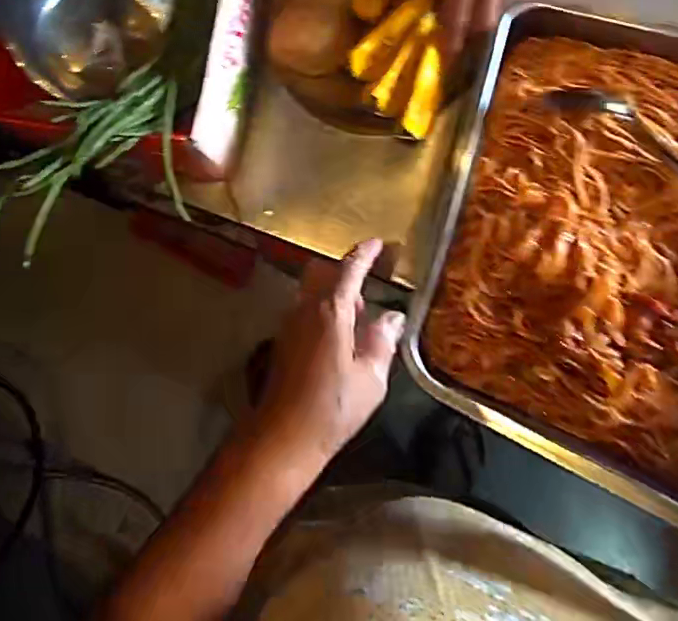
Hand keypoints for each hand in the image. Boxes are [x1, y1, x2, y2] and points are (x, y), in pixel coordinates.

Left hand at [251, 239, 403, 467]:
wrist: (284, 435)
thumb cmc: (333, 407)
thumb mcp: (371, 378)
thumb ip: (382, 341)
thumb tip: (394, 317)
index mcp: (330, 311)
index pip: (348, 269)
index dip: (365, 254)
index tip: (378, 243)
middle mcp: (305, 308)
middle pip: (323, 272)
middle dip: (346, 270)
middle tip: (371, 281)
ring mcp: (290, 322)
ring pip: (312, 290)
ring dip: (334, 291)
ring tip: (360, 314)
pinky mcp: (283, 338)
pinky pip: (305, 308)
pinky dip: (324, 307)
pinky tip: (340, 334)